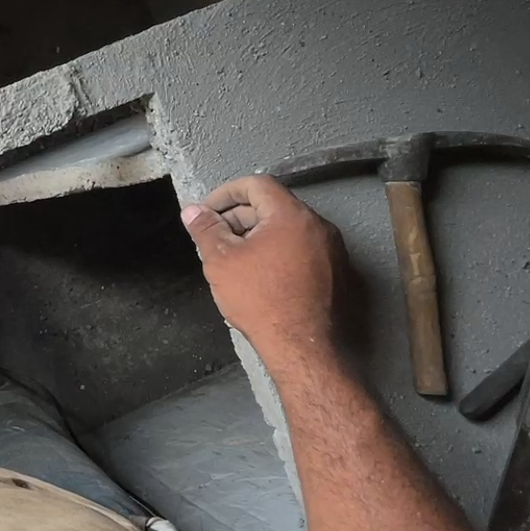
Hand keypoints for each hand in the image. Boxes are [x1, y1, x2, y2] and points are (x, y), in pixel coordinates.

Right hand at [181, 174, 345, 360]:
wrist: (302, 346)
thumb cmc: (260, 300)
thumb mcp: (220, 261)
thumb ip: (205, 230)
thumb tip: (193, 212)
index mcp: (291, 216)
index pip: (257, 184)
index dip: (226, 192)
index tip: (207, 210)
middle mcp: (318, 226)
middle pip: (272, 206)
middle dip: (238, 217)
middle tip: (213, 237)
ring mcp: (332, 250)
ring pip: (287, 228)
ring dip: (256, 235)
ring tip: (233, 258)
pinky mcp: (337, 272)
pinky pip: (301, 248)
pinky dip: (276, 251)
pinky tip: (258, 275)